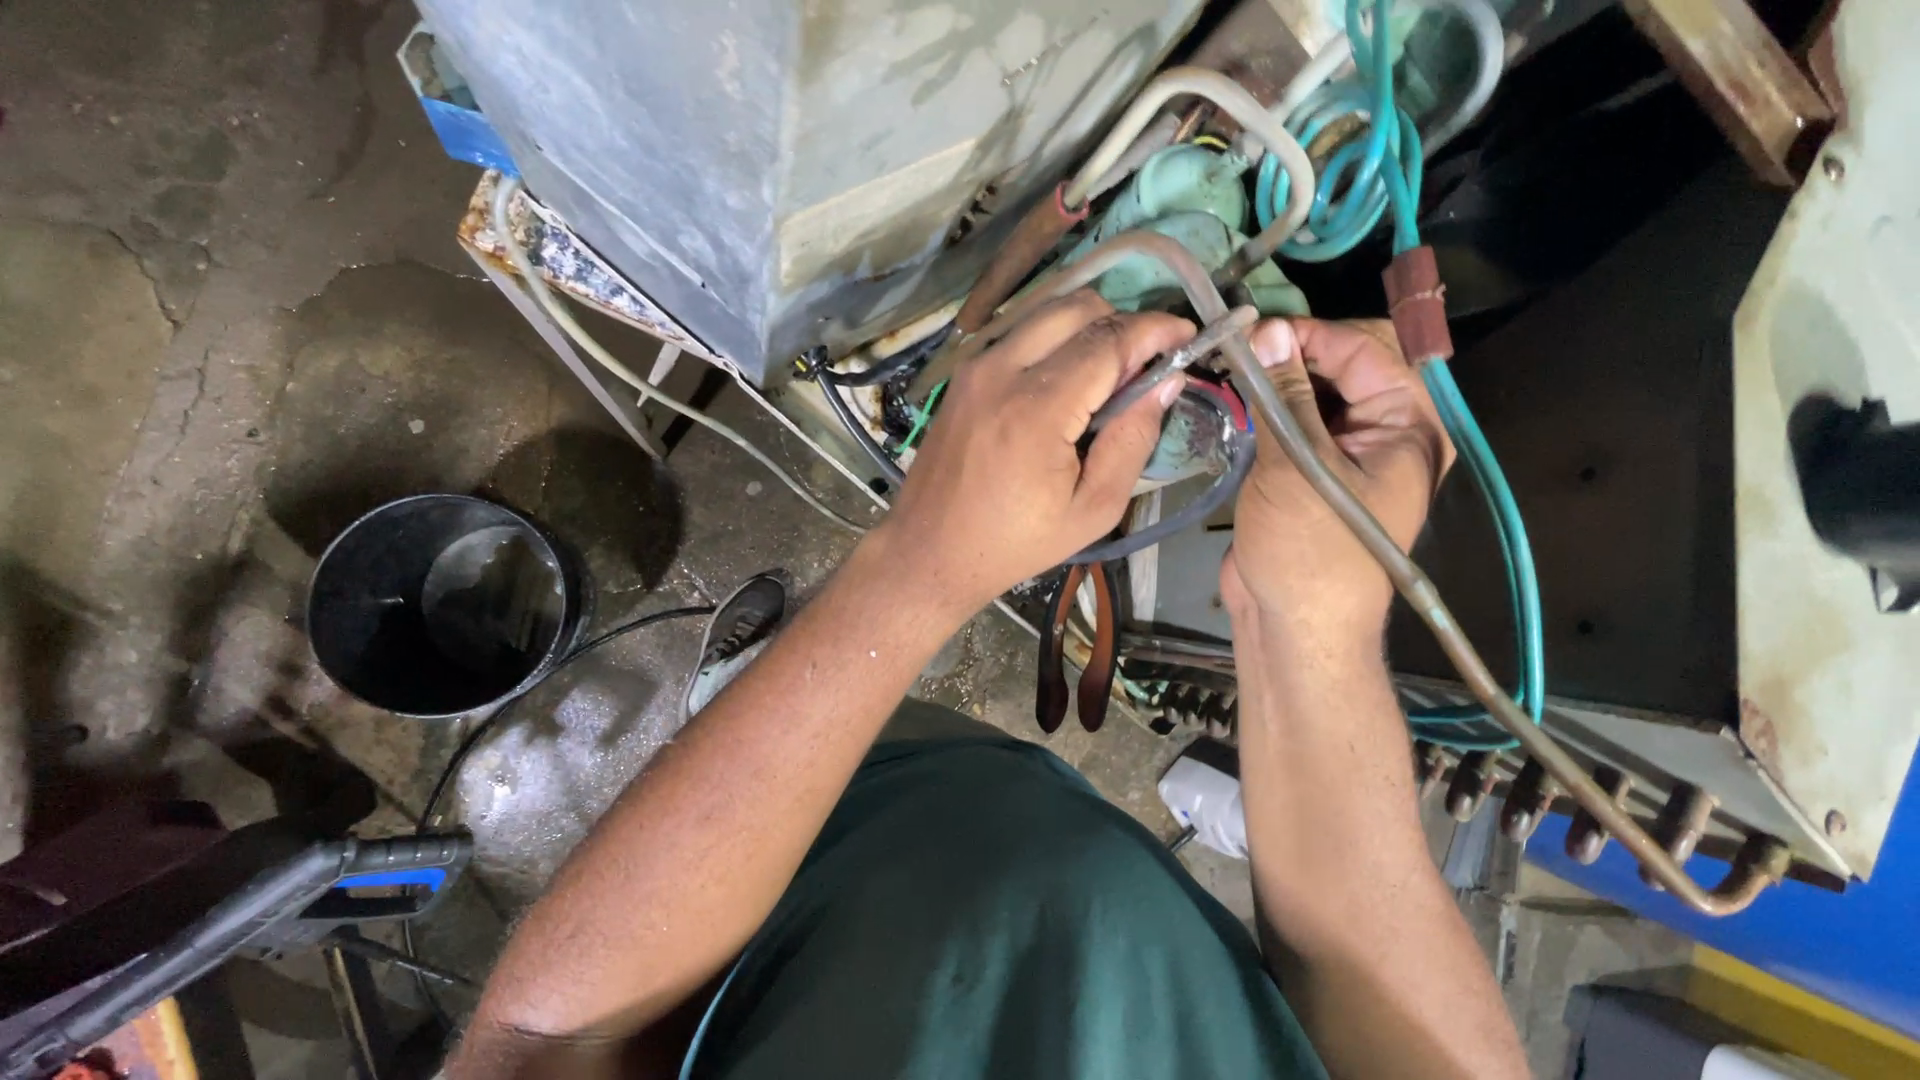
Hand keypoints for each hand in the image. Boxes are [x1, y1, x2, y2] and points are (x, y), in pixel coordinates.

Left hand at [868, 290, 1192, 618]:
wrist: (930, 550)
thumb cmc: (1015, 542)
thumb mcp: (1092, 510)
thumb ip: (1133, 441)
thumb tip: (1166, 382)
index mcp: (1037, 409)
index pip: (1109, 340)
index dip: (1155, 330)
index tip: (1186, 333)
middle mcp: (1001, 372)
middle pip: (1078, 307)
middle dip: (1123, 323)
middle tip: (1144, 363)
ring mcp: (975, 367)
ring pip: (1046, 309)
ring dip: (1088, 324)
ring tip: (1107, 371)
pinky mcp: (962, 373)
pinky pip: (1019, 330)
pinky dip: (1053, 336)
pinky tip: (1064, 377)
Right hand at [1223, 317, 1453, 646]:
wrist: (1294, 624)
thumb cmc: (1310, 549)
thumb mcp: (1299, 466)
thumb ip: (1286, 395)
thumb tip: (1268, 331)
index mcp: (1408, 428)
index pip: (1366, 352)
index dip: (1313, 335)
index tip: (1257, 331)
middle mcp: (1386, 434)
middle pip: (1345, 367)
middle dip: (1295, 352)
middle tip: (1242, 348)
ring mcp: (1347, 454)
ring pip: (1316, 393)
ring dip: (1278, 378)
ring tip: (1233, 367)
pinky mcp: (1312, 472)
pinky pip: (1296, 423)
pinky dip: (1269, 408)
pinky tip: (1238, 399)